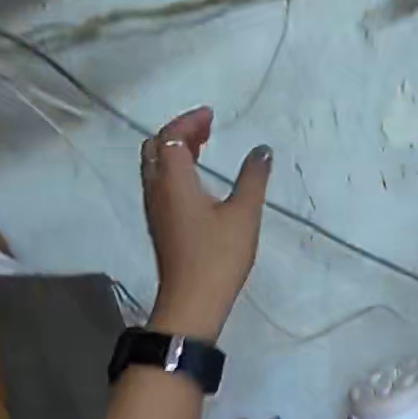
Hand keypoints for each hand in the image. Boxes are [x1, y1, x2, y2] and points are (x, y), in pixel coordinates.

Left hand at [141, 106, 271, 341]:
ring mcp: (155, 210)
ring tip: (203, 151)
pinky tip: (197, 184)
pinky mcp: (160, 226)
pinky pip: (160, 184)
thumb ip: (253, 179)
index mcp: (174, 181)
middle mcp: (157, 190)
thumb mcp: (244, 215)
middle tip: (207, 130)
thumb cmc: (218, 257)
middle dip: (179, 132)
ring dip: (175, 152)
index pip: (172, 137)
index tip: (212, 116)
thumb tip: (262, 150)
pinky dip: (175, 171)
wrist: (192, 302)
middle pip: (155, 147)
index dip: (190, 121)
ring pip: (155, 167)